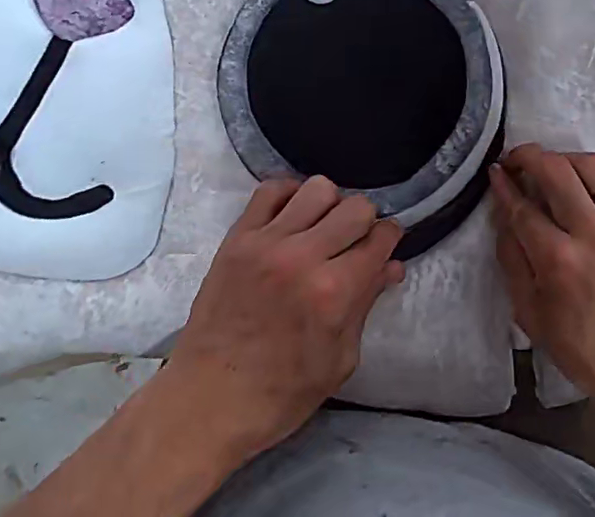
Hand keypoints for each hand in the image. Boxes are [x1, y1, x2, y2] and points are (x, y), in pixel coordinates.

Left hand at [164, 176, 404, 452]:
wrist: (203, 406)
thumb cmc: (281, 393)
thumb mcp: (341, 359)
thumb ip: (367, 304)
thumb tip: (391, 266)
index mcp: (334, 292)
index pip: (382, 237)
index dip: (389, 240)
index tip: (384, 248)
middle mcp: (303, 259)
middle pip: (357, 207)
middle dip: (365, 223)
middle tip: (352, 243)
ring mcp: (266, 245)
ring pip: (318, 188)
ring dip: (329, 206)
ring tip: (320, 230)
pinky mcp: (236, 241)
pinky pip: (271, 190)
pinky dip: (289, 196)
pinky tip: (291, 220)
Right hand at [491, 146, 594, 516]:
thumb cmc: (585, 350)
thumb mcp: (532, 316)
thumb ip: (513, 262)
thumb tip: (504, 217)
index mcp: (559, 263)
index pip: (524, 208)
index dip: (505, 186)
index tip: (495, 172)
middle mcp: (592, 234)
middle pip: (556, 170)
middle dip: (529, 156)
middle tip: (516, 159)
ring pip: (591, 165)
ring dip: (563, 157)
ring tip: (549, 165)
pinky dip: (592, 177)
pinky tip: (581, 187)